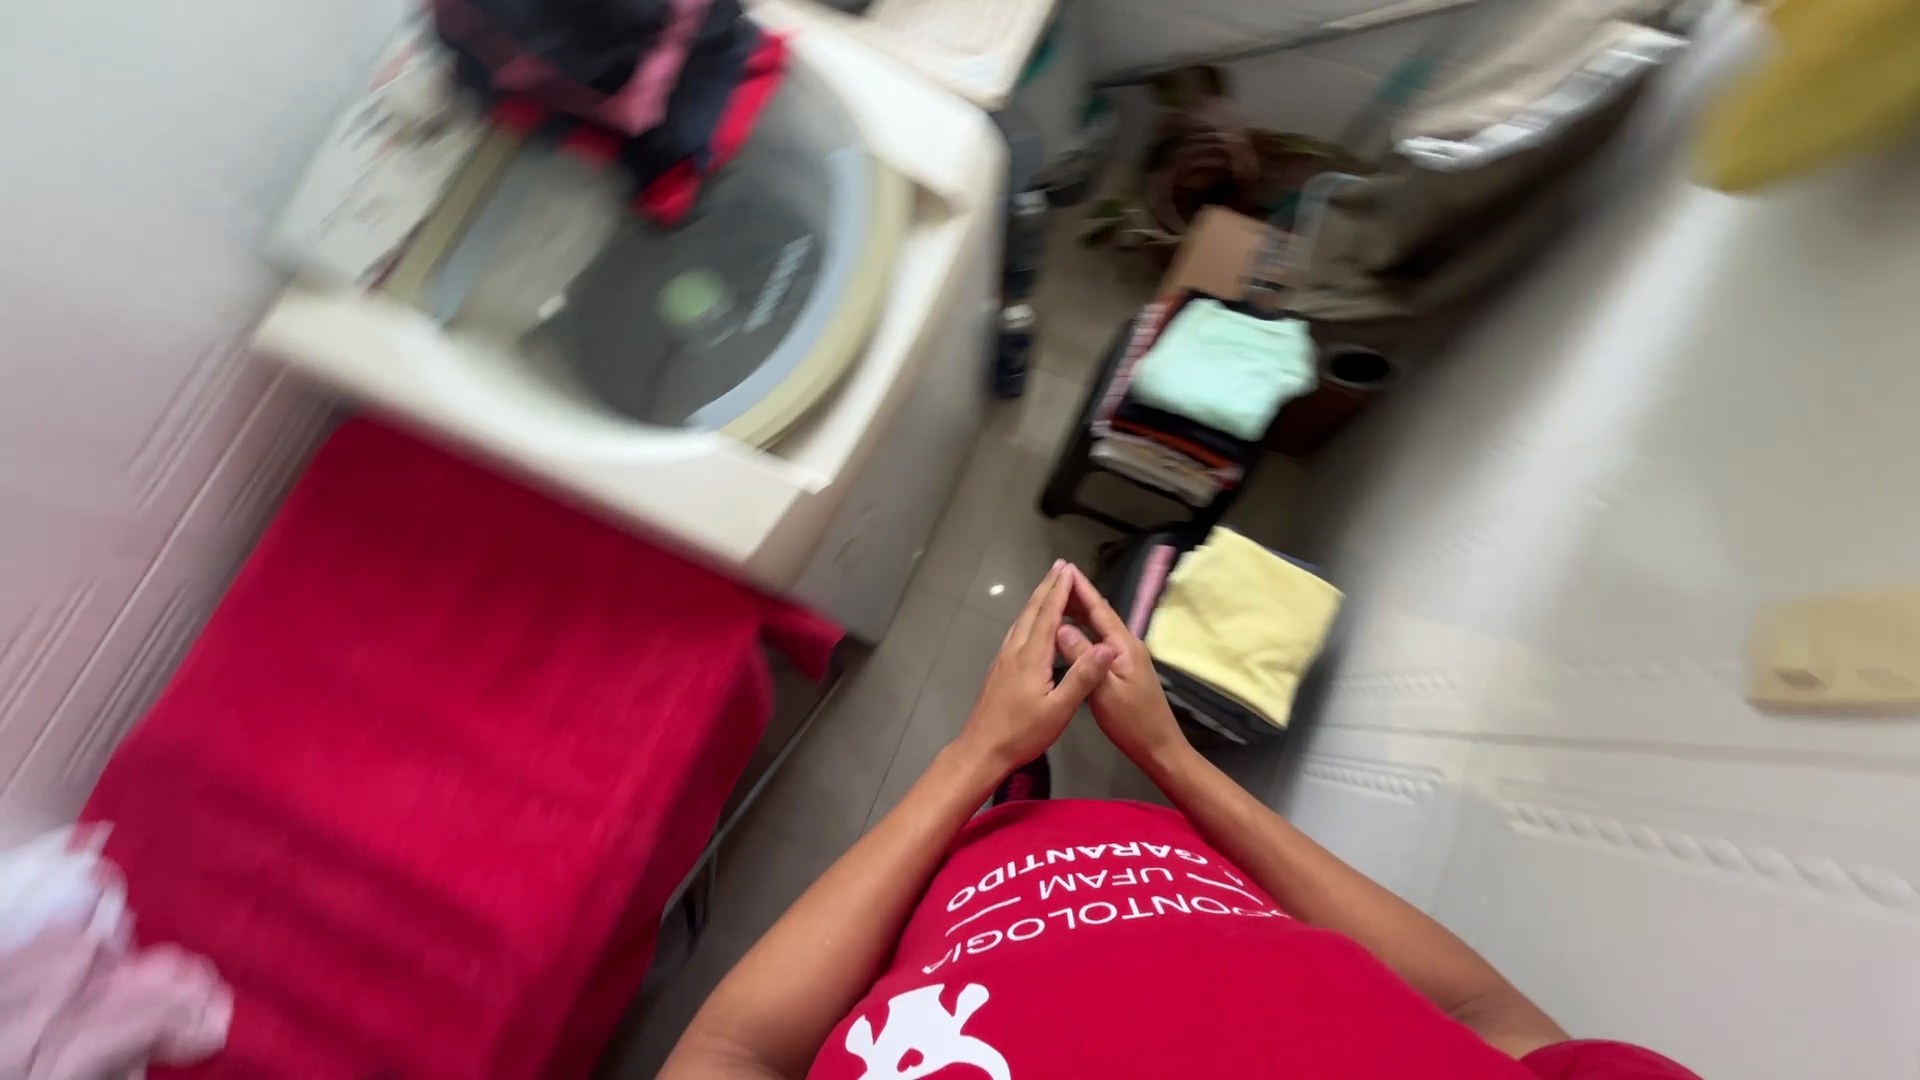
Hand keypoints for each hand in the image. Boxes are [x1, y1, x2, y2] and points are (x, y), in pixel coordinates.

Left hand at [959, 561, 1115, 771]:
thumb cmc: (1023, 733)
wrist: (982, 749)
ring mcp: (1003, 659)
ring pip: (1022, 621)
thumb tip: (1107, 647)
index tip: (1068, 569)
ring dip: (1036, 600)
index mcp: (1032, 656)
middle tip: (1059, 566)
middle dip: (1047, 587)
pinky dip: (1028, 618)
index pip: (1049, 615)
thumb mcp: (1060, 709)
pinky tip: (1029, 624)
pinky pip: (1016, 633)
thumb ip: (1083, 677)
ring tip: (1048, 587)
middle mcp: (1015, 650)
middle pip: (1032, 611)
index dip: (1059, 590)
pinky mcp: (998, 669)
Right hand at [1055, 565, 1187, 766]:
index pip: (1099, 609)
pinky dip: (1085, 630)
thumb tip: (1061, 626)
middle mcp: (1127, 644)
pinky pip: (1100, 639)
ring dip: (1081, 611)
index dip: (1081, 589)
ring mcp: (1127, 656)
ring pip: (1100, 626)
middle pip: (1100, 613)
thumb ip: (1083, 657)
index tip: (1065, 569)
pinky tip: (1072, 632)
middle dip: (1079, 595)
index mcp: (1123, 645)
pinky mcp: (1123, 668)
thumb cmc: (1130, 721)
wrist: (1158, 746)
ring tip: (1059, 598)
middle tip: (1056, 579)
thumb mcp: (1102, 690)